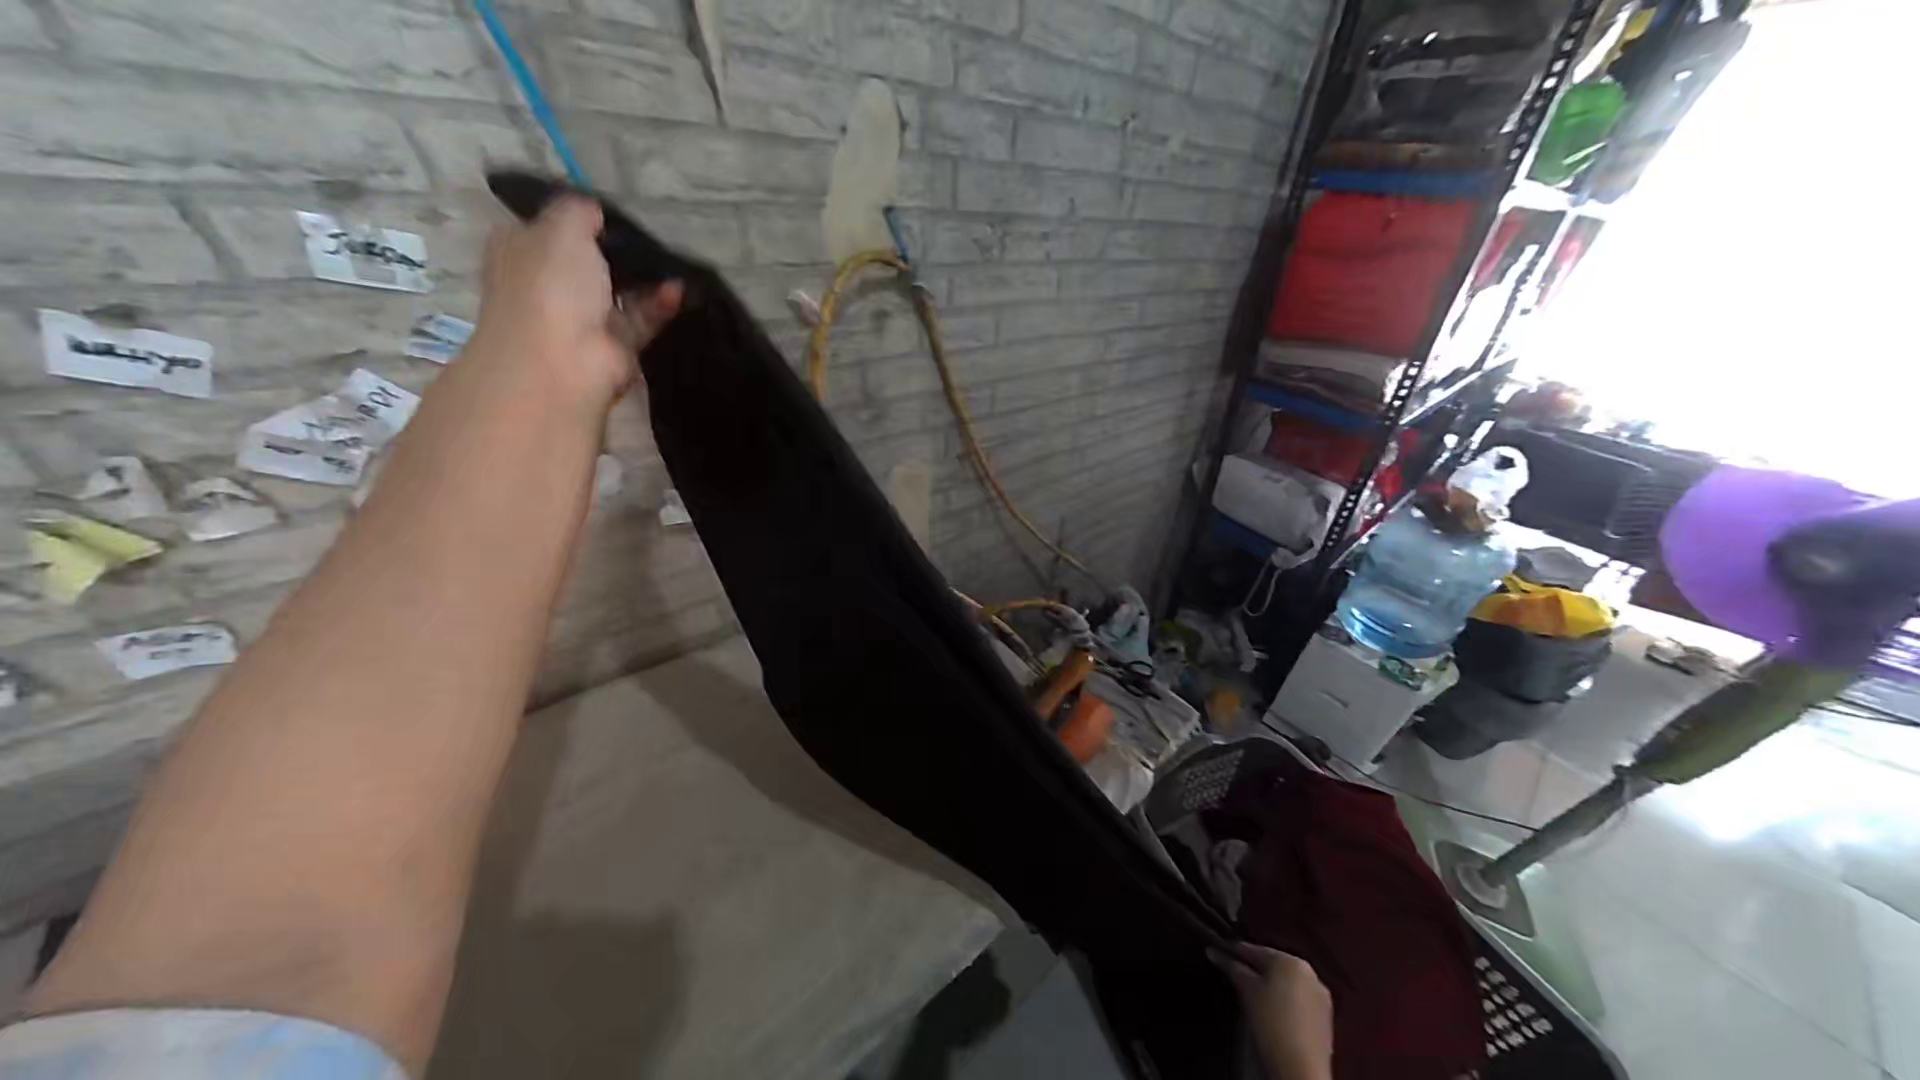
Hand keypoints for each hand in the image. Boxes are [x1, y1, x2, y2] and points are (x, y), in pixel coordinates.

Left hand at [470, 195, 682, 412]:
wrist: (563, 360)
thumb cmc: (550, 284)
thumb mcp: (561, 227)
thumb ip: (579, 210)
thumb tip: (594, 210)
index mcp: (521, 250)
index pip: (545, 226)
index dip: (574, 217)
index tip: (608, 211)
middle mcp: (548, 284)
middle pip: (587, 261)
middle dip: (616, 250)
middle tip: (649, 235)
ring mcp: (582, 317)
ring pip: (618, 291)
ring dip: (644, 277)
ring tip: (674, 260)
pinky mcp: (615, 345)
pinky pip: (641, 318)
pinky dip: (660, 304)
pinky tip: (679, 288)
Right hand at [1213, 943, 1334, 1079]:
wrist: (1301, 1070)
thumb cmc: (1271, 1022)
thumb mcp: (1246, 990)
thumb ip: (1232, 967)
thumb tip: (1214, 952)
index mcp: (1291, 961)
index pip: (1255, 950)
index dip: (1234, 951)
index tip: (1216, 951)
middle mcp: (1310, 973)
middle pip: (1273, 965)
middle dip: (1253, 968)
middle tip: (1232, 973)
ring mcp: (1320, 997)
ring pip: (1286, 983)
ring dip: (1269, 985)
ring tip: (1249, 994)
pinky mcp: (1325, 1019)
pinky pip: (1298, 1000)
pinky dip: (1283, 1001)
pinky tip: (1271, 1012)